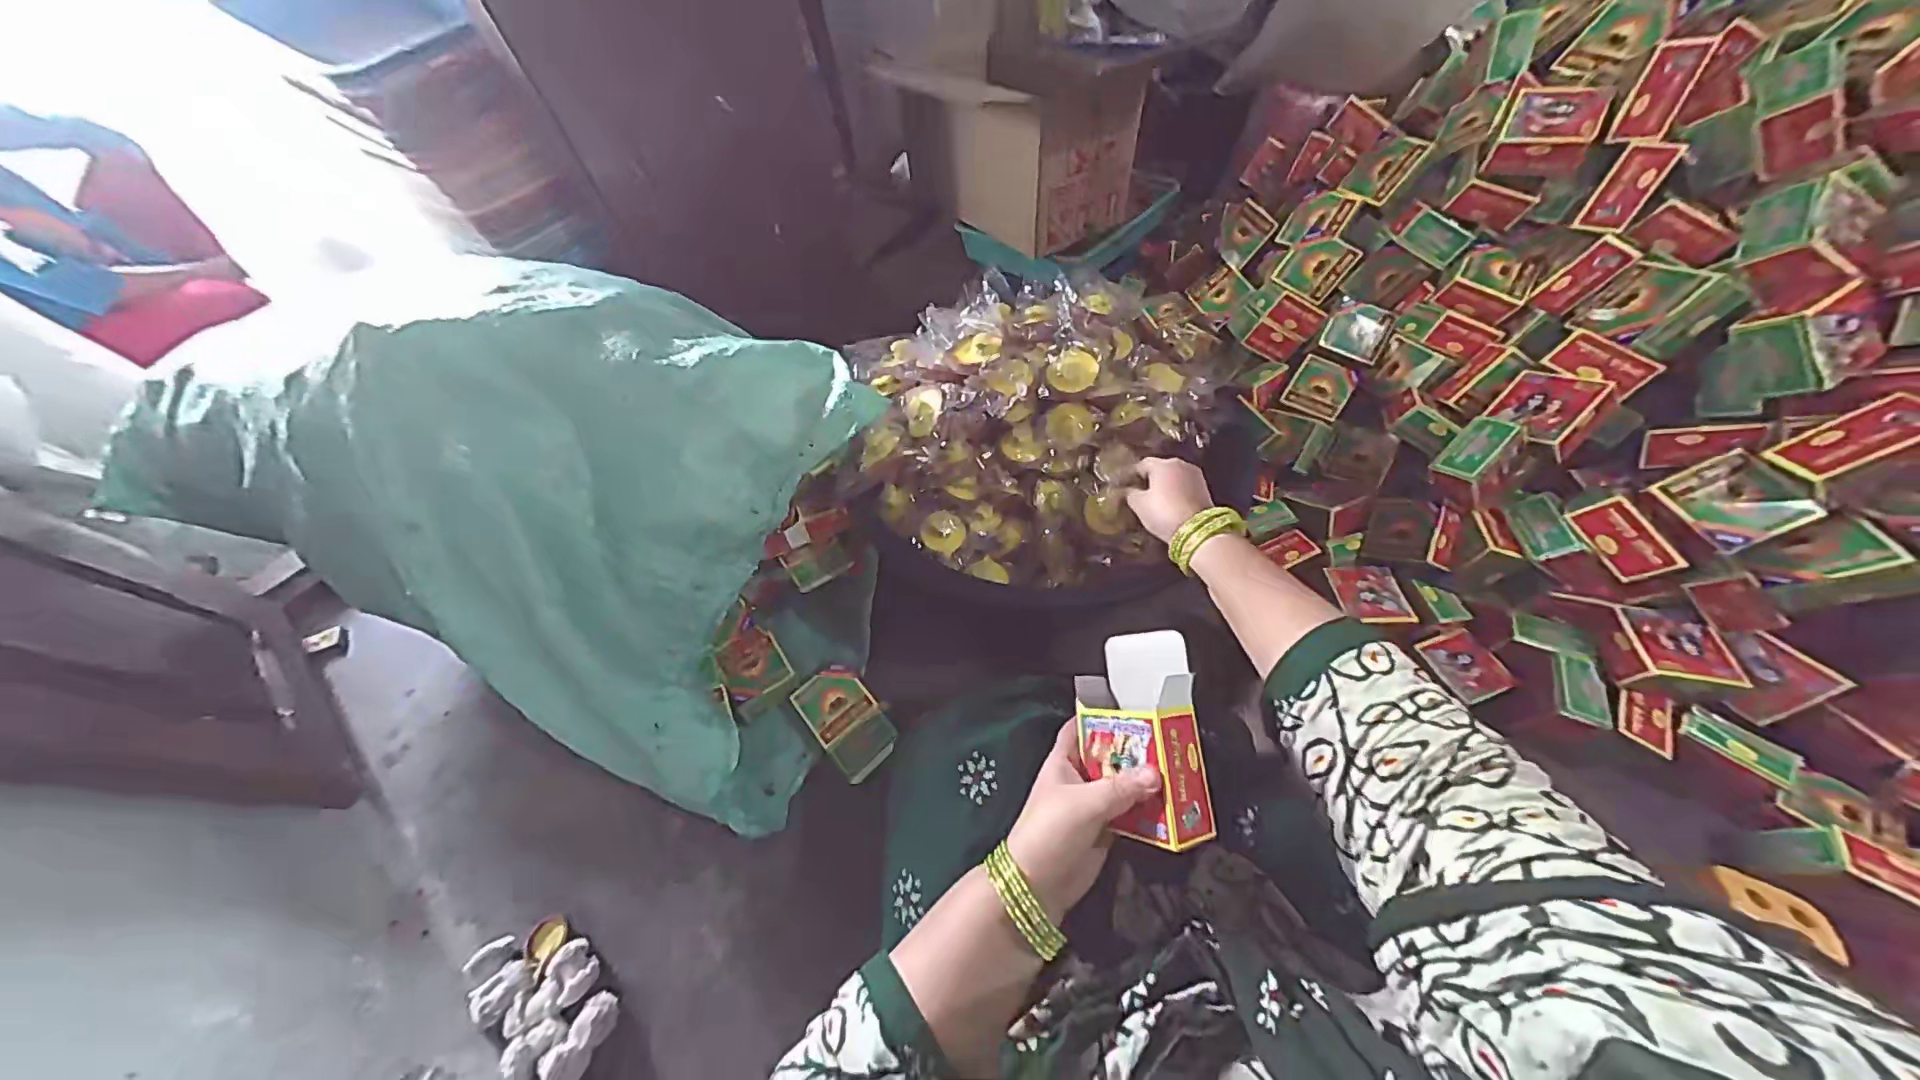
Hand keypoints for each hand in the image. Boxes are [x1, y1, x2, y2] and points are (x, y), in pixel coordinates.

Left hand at [1004, 720, 1161, 922]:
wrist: (1036, 886)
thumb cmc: (1050, 832)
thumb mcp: (1084, 803)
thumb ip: (1121, 788)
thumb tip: (1156, 773)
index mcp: (1063, 762)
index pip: (1080, 728)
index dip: (1099, 717)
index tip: (1130, 711)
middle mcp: (1078, 779)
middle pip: (1110, 757)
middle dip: (1135, 752)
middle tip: (1168, 744)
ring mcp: (1092, 805)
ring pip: (1123, 785)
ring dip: (1146, 783)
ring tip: (1178, 773)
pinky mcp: (1105, 830)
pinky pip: (1131, 813)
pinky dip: (1148, 811)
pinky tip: (1171, 808)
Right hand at [1123, 457, 1215, 542]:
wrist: (1197, 530)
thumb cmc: (1163, 513)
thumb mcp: (1139, 505)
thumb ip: (1130, 493)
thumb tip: (1128, 490)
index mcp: (1162, 464)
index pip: (1142, 464)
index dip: (1132, 475)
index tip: (1125, 486)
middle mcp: (1180, 464)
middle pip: (1160, 469)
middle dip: (1150, 480)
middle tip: (1139, 494)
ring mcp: (1195, 475)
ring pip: (1174, 477)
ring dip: (1165, 486)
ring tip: (1155, 501)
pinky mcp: (1205, 488)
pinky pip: (1184, 486)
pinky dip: (1176, 492)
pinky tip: (1170, 504)